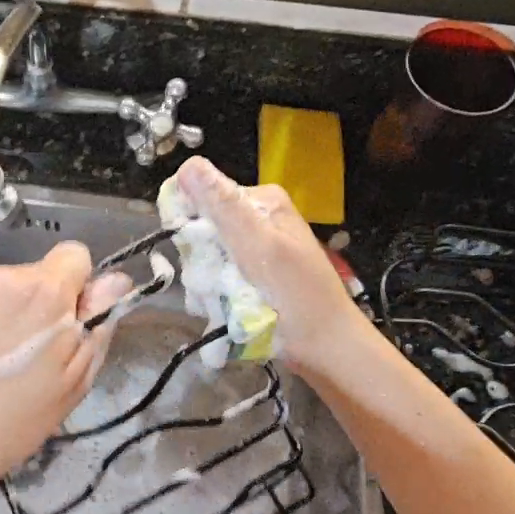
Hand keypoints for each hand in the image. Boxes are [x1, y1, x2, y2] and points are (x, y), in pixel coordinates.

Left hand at [0, 242, 129, 499]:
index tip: (68, 324)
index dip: (77, 287)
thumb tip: (116, 281)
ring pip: (2, 293)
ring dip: (6, 316)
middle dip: (40, 305)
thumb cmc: (16, 419)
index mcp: (43, 290)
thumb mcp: (75, 379)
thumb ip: (98, 322)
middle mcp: (1, 278)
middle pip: (35, 275)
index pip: (75, 254)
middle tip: (34, 357)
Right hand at [172, 157, 367, 372]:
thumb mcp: (258, 245)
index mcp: (261, 200)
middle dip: (200, 261)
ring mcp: (254, 250)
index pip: (204, 194)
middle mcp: (257, 220)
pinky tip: (225, 311)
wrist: (327, 348)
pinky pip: (216, 279)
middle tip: (216, 285)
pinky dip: (216, 296)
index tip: (195, 253)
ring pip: (205, 259)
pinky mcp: (251, 277)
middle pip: (202, 230)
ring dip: (207, 283)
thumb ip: (224, 206)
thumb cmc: (297, 295)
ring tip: (224, 304)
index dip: (190, 223)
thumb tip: (187, 165)